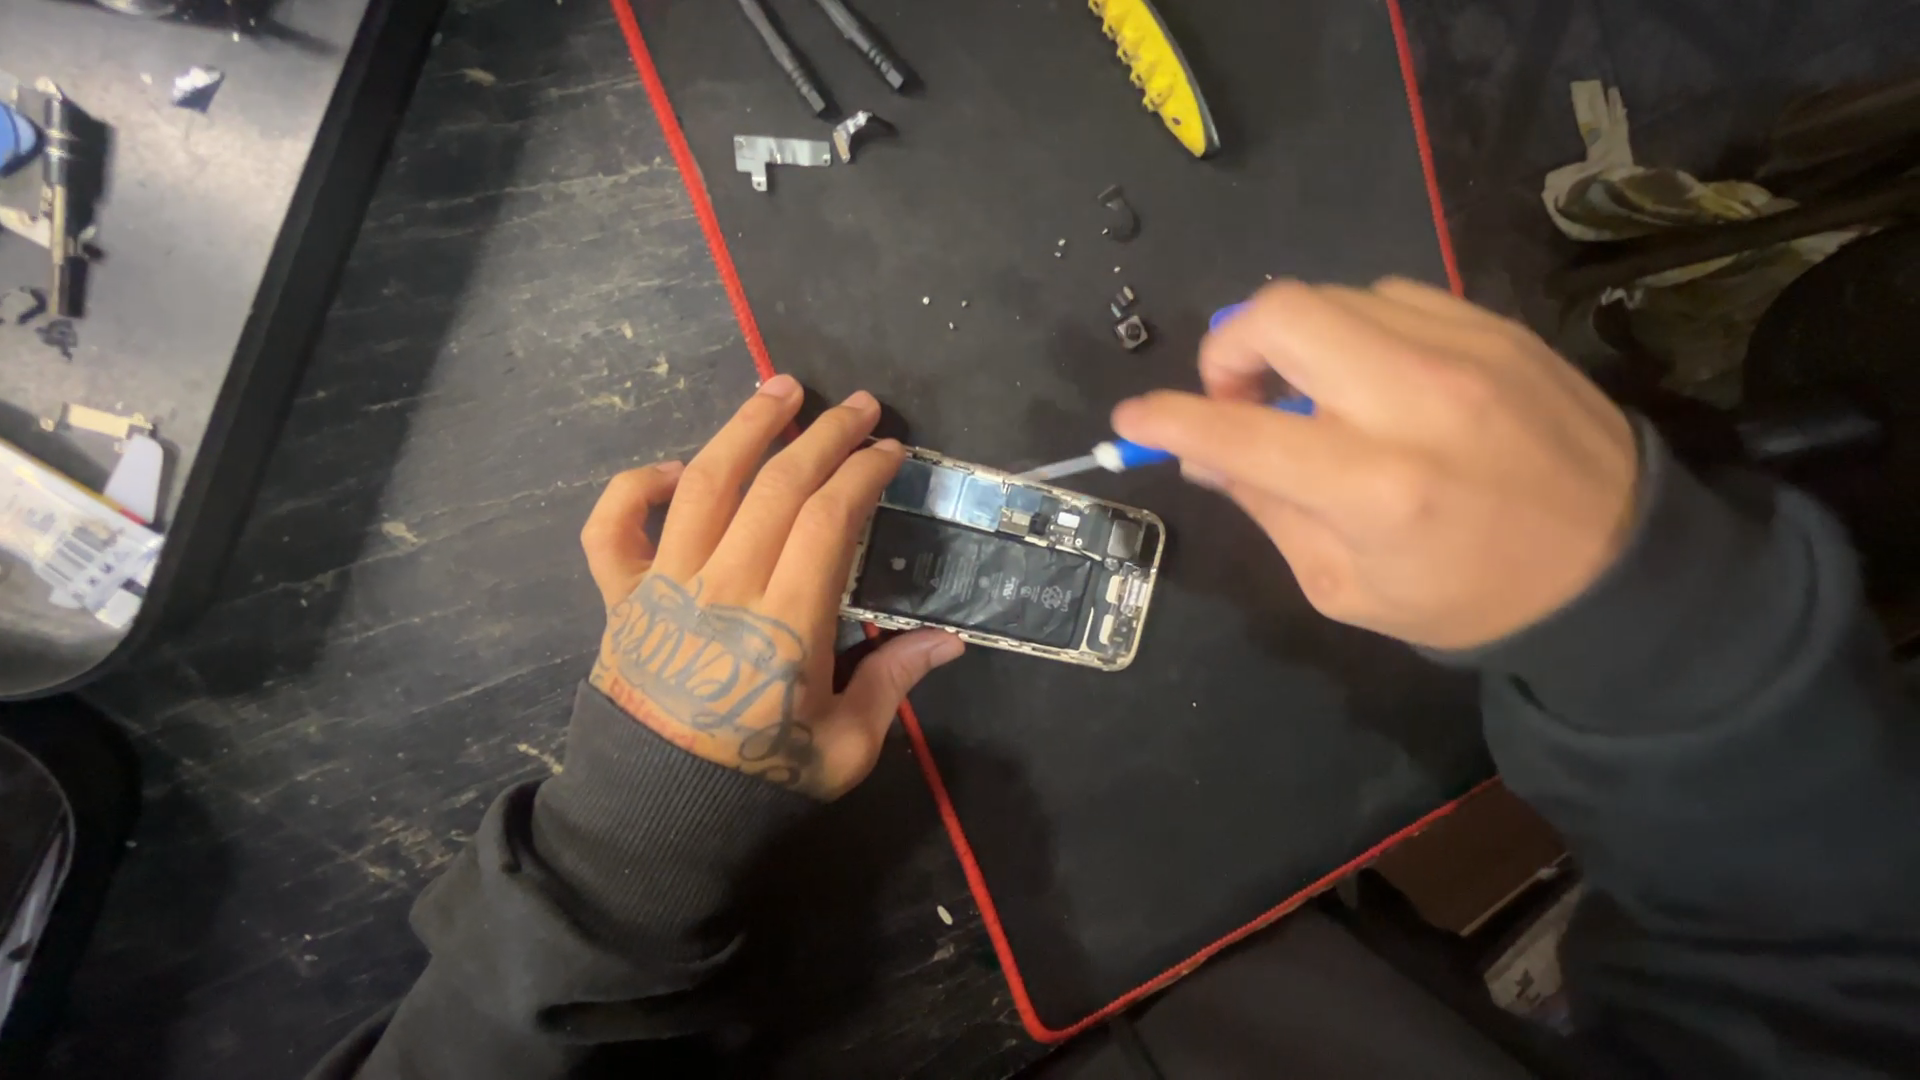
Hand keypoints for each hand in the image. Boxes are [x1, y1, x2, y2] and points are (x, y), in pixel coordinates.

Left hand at [582, 375, 963, 798]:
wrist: (657, 816)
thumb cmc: (761, 780)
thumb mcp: (845, 746)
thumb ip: (894, 682)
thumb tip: (950, 640)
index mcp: (785, 624)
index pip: (827, 519)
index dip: (862, 473)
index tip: (890, 452)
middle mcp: (722, 587)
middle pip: (775, 486)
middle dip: (823, 435)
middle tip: (860, 405)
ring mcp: (663, 586)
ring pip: (704, 483)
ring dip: (746, 427)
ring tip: (780, 388)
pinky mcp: (620, 597)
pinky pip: (613, 526)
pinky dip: (639, 485)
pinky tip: (679, 469)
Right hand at [1113, 278, 1637, 649]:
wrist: (1621, 569)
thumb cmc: (1463, 597)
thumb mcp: (1341, 584)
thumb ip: (1265, 507)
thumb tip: (1202, 453)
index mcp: (1372, 487)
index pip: (1237, 431)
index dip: (1167, 419)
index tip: (1131, 419)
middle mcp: (1414, 399)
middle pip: (1281, 312)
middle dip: (1227, 347)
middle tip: (1235, 397)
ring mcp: (1464, 349)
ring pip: (1330, 296)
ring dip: (1289, 340)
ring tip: (1304, 393)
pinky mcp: (1496, 327)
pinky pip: (1388, 297)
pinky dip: (1348, 331)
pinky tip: (1365, 378)